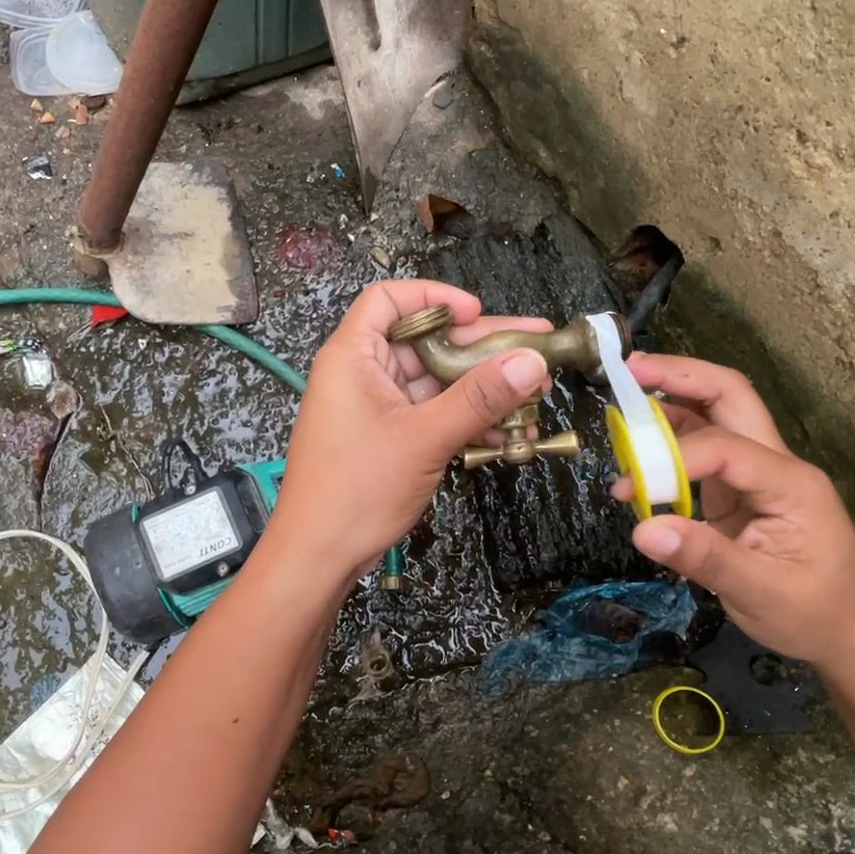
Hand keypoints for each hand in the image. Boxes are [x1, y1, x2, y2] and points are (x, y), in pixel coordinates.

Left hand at [274, 280, 553, 571]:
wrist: (318, 556)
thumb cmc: (355, 490)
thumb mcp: (424, 438)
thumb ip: (479, 398)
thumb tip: (531, 360)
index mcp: (352, 357)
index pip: (388, 299)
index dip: (434, 297)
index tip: (477, 314)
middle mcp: (360, 375)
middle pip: (424, 341)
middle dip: (480, 348)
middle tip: (536, 348)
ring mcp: (374, 409)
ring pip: (434, 382)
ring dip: (481, 389)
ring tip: (535, 394)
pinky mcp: (386, 439)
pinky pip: (431, 415)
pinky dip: (465, 420)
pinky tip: (507, 433)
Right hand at [612, 354, 854, 665]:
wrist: (843, 631)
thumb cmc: (811, 613)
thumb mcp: (758, 592)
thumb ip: (702, 557)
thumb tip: (643, 530)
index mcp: (790, 483)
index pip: (725, 447)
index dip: (674, 457)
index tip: (634, 486)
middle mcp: (775, 464)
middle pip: (730, 396)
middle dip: (680, 376)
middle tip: (628, 369)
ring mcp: (757, 473)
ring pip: (715, 414)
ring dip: (670, 400)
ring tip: (622, 399)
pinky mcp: (738, 488)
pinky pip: (701, 449)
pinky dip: (667, 441)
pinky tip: (637, 454)